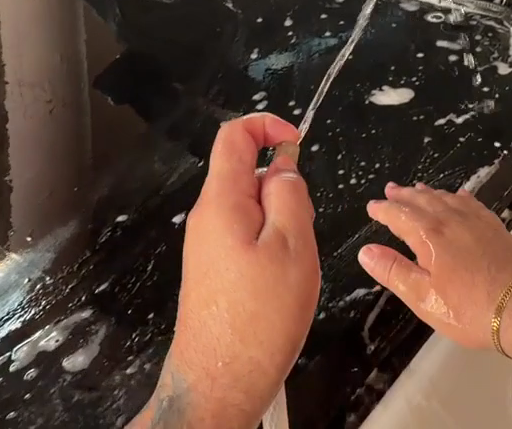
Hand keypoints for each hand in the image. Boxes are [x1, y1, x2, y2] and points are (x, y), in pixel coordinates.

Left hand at [139, 114, 319, 428]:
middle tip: (304, 224)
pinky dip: (270, 240)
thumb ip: (291, 195)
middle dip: (283, 182)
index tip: (297, 141)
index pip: (233, 135)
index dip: (266, 124)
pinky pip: (245, 233)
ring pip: (250, 204)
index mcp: (222, 201)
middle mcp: (208, 216)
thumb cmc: (259, 318)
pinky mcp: (213, 268)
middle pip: (245, 170)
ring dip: (280, 216)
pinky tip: (282, 277)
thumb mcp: (292, 246)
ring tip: (294, 259)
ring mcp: (207, 243)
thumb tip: (284, 167)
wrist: (218, 385)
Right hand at [357, 182, 511, 350]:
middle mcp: (451, 219)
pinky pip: (471, 203)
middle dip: (404, 195)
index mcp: (430, 235)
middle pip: (422, 201)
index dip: (384, 210)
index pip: (400, 215)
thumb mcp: (424, 298)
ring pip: (446, 198)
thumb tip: (366, 251)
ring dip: (428, 193)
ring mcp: (476, 220)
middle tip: (391, 189)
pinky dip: (458, 197)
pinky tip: (459, 196)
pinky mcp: (495, 227)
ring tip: (418, 189)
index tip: (372, 207)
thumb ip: (394, 272)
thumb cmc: (470, 308)